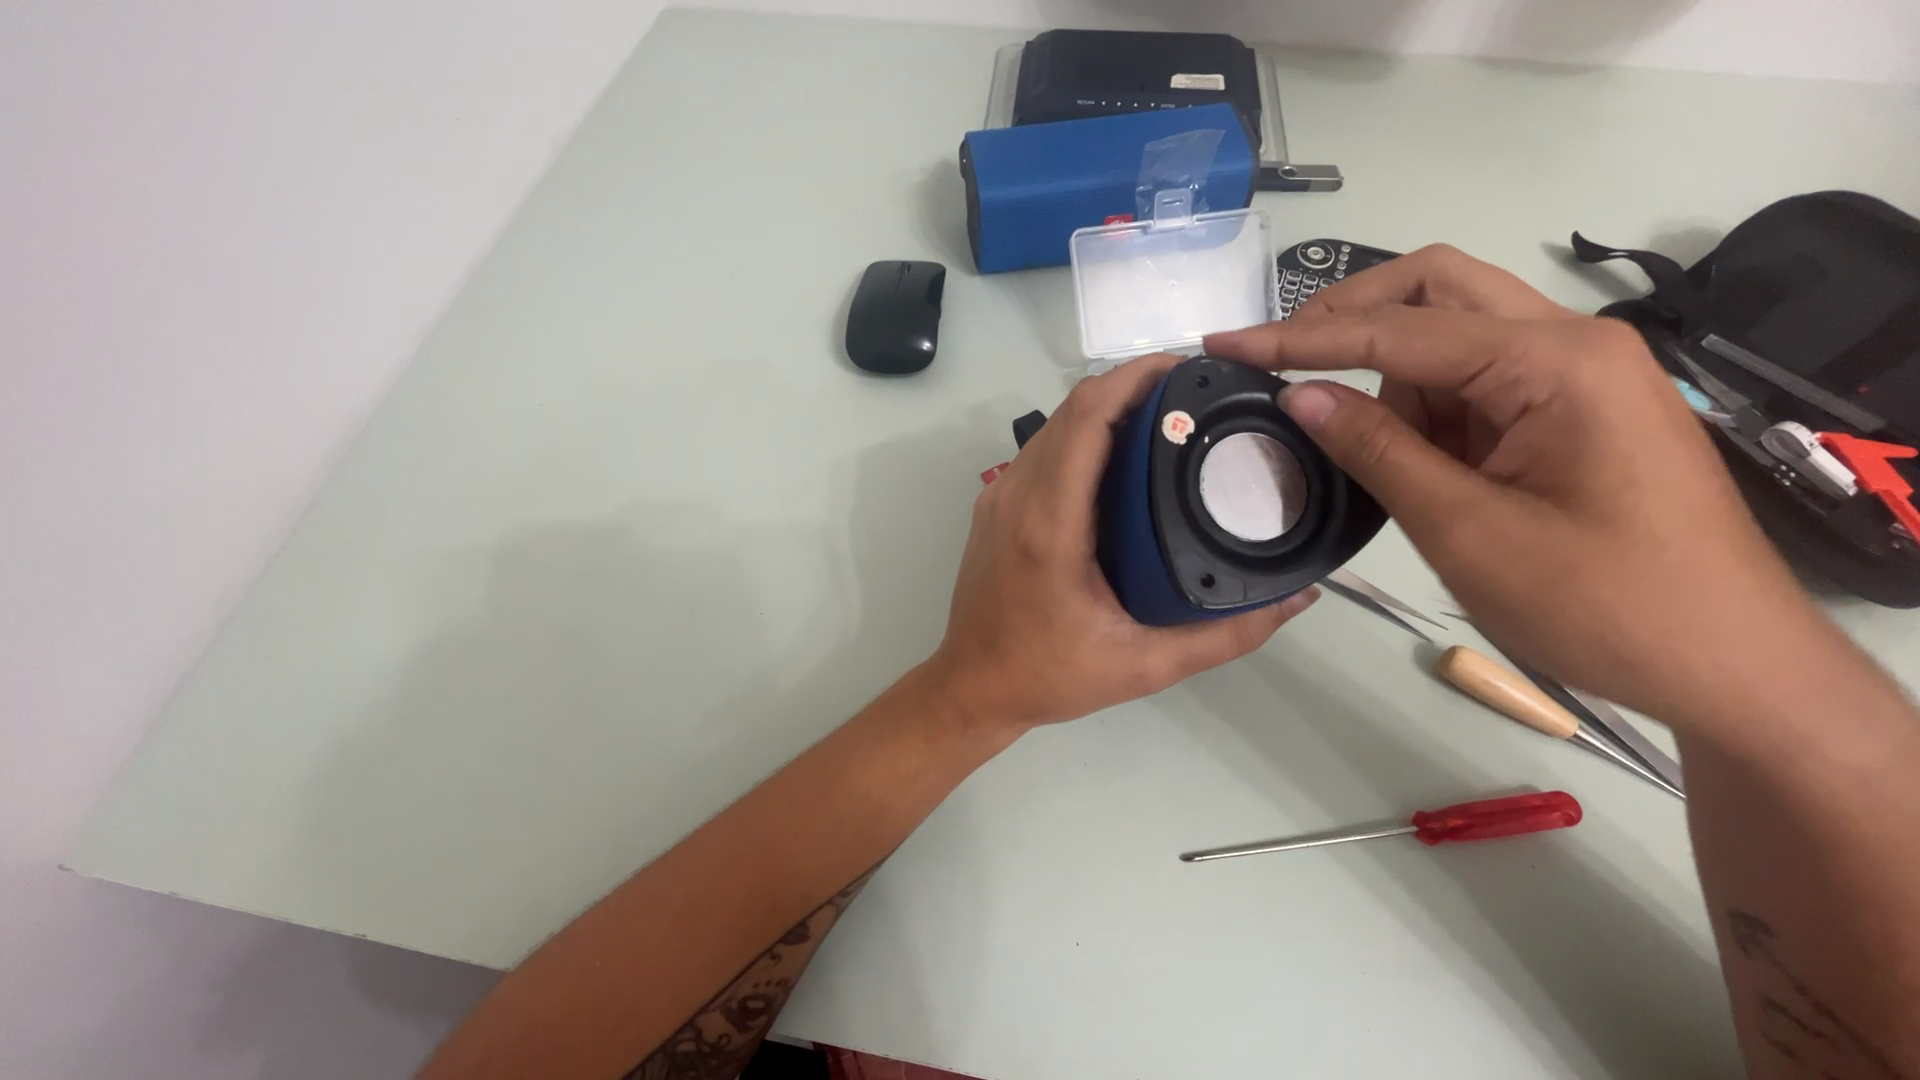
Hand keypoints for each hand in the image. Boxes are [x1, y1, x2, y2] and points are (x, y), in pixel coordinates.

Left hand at [924, 352, 1317, 732]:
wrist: (973, 687)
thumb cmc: (1051, 676)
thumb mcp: (1146, 665)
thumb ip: (1225, 635)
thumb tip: (1297, 597)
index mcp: (1050, 525)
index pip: (1087, 418)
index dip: (1134, 378)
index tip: (1188, 370)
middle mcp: (1017, 496)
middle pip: (1072, 409)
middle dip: (1130, 386)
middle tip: (1192, 395)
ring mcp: (999, 497)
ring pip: (1054, 425)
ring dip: (1105, 408)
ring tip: (1165, 417)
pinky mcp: (994, 505)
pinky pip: (1041, 449)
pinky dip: (1082, 434)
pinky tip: (1121, 454)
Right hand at [1204, 245, 1827, 724]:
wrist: (1728, 666)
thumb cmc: (1603, 604)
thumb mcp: (1466, 530)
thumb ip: (1377, 451)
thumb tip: (1298, 394)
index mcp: (1555, 361)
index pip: (1399, 327)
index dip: (1300, 338)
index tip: (1226, 346)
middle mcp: (1570, 344)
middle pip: (1436, 287)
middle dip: (1349, 318)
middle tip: (1282, 364)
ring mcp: (1575, 376)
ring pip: (1451, 336)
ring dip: (1392, 384)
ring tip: (1381, 467)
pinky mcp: (1569, 411)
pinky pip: (1473, 385)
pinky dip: (1425, 415)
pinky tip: (1419, 474)